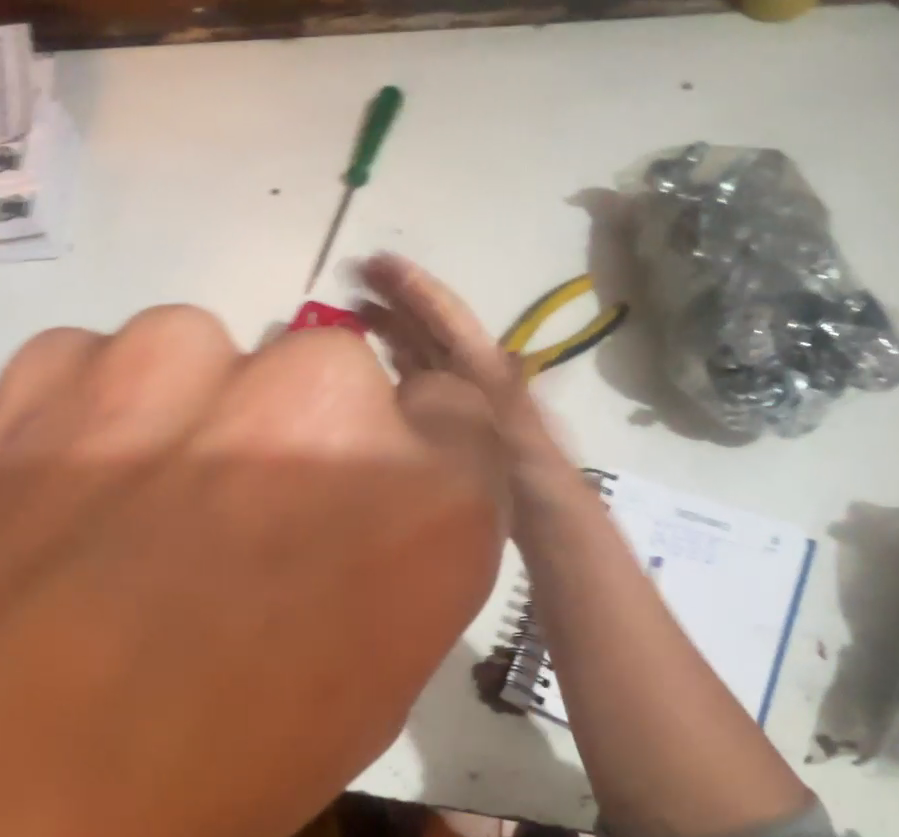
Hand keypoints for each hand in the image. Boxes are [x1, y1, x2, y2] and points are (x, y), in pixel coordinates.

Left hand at [0, 302, 505, 836]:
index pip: (457, 425)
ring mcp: (178, 361)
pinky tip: (53, 504)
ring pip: (213, 358)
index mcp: (425, 505)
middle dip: (294, 438)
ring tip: (122, 520)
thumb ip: (394, 575)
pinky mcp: (55, 358)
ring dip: (188, 418)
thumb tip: (368, 513)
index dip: (400, 470)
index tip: (351, 507)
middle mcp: (318, 401)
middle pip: (331, 378)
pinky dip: (93, 416)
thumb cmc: (187, 791)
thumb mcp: (352, 706)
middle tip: (223, 527)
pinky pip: (105, 366)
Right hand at [356, 253, 576, 486]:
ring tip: (353, 311)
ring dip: (390, 328)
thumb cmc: (527, 471)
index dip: (411, 287)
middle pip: (428, 326)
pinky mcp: (448, 422)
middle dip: (395, 299)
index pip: (444, 317)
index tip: (376, 262)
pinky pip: (414, 382)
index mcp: (483, 367)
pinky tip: (373, 365)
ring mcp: (458, 397)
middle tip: (353, 276)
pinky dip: (392, 365)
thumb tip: (426, 377)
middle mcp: (469, 374)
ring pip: (420, 351)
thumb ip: (473, 398)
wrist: (545, 512)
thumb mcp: (506, 429)